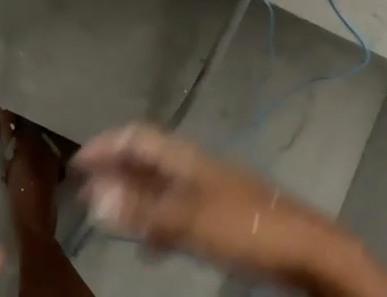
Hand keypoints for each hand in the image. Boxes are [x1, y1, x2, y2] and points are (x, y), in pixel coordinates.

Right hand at [71, 123, 321, 279]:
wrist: (309, 249)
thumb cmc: (246, 225)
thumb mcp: (189, 219)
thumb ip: (143, 208)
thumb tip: (93, 195)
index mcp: (185, 157)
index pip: (137, 137)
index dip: (106, 144)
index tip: (77, 161)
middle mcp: (194, 167)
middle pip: (147, 160)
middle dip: (115, 170)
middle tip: (85, 188)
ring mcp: (210, 191)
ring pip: (162, 187)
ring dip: (133, 197)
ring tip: (108, 214)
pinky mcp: (223, 217)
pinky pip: (178, 213)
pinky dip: (157, 223)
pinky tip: (150, 247)